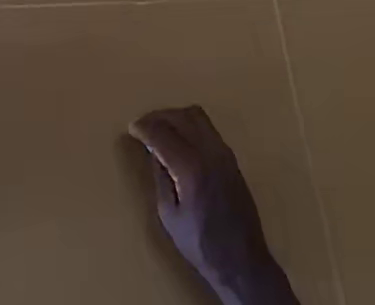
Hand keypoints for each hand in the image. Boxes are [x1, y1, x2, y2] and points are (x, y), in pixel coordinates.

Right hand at [128, 106, 299, 304]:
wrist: (242, 259)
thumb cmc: (201, 244)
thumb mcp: (169, 215)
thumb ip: (160, 177)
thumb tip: (154, 150)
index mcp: (191, 168)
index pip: (163, 133)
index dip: (144, 127)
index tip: (132, 128)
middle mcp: (209, 151)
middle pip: (180, 116)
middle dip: (158, 116)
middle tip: (142, 125)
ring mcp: (223, 151)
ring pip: (196, 115)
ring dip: (175, 116)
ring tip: (160, 128)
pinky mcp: (231, 156)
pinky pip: (207, 126)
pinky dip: (189, 123)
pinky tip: (180, 137)